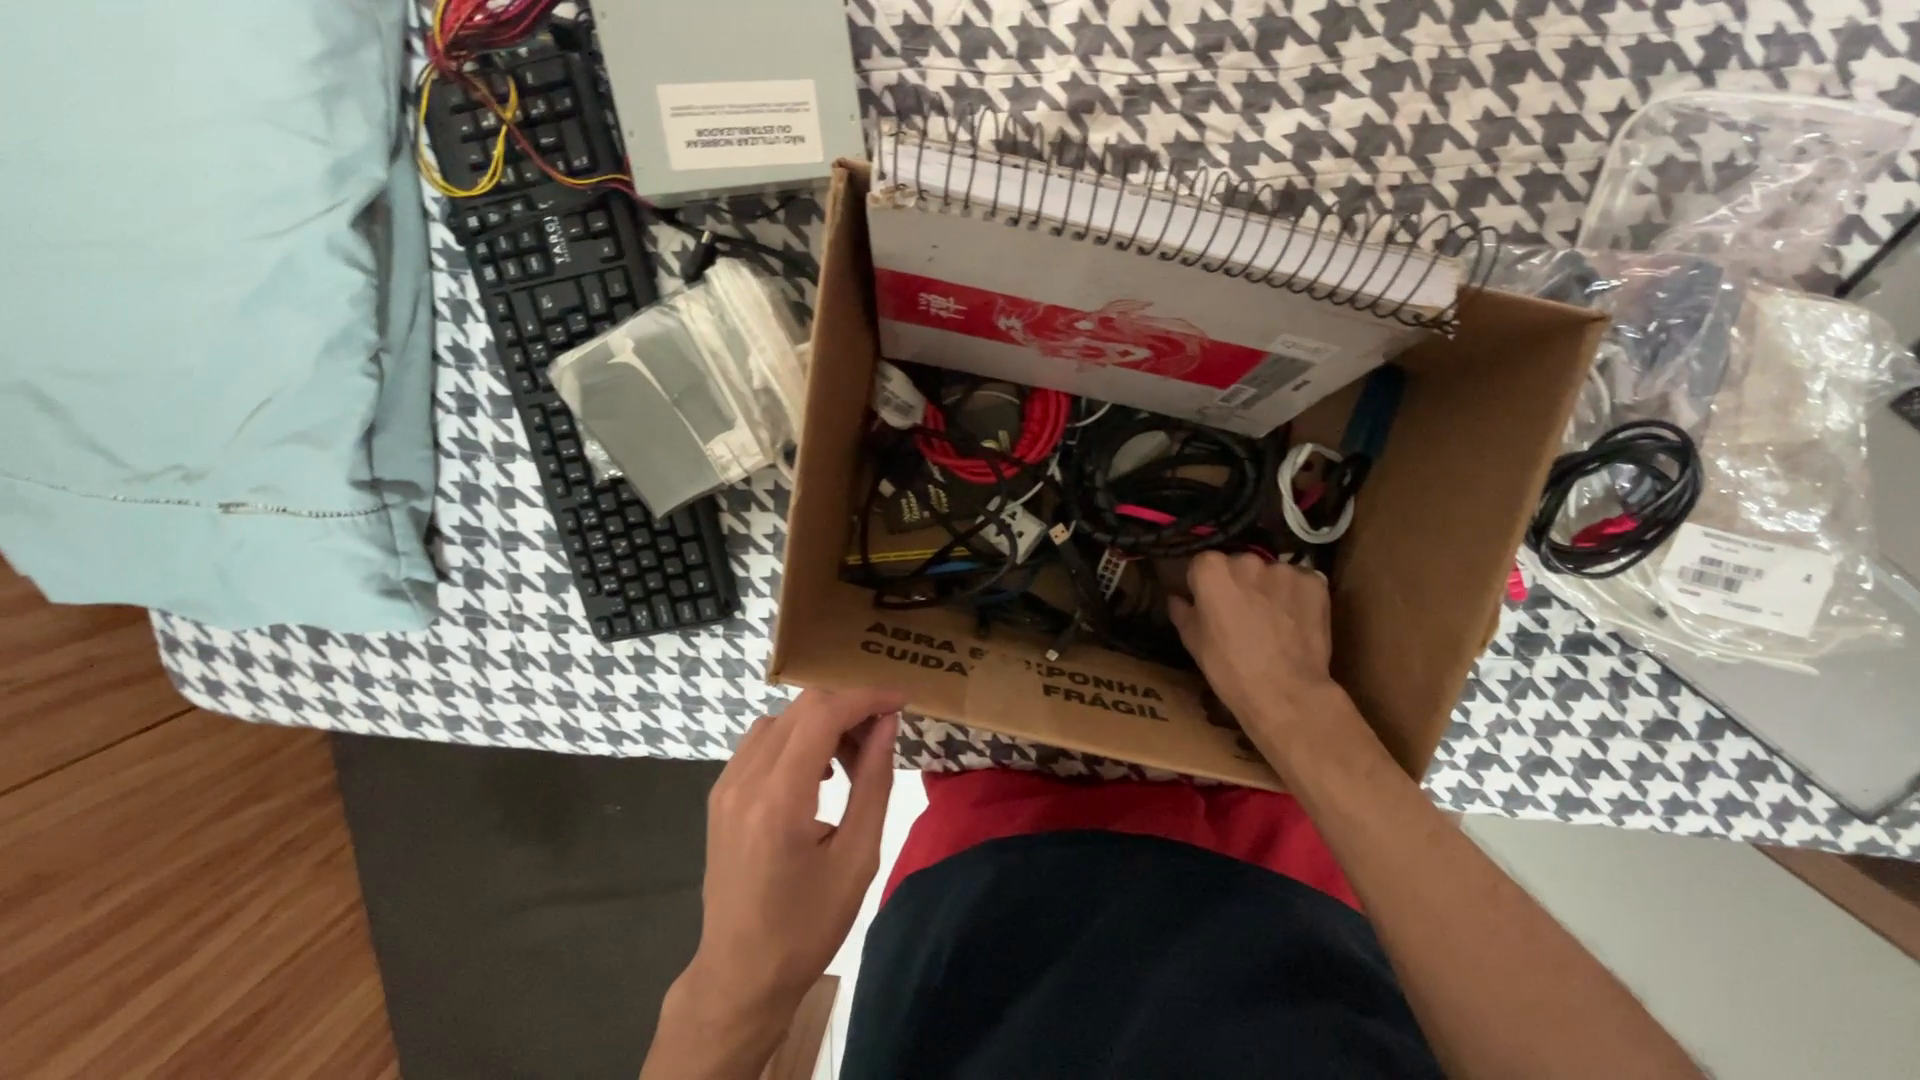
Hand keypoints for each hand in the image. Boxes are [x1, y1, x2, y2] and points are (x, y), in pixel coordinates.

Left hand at [686, 687, 905, 1010]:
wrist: (741, 973)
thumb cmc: (807, 926)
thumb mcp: (857, 858)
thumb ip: (874, 783)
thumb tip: (887, 725)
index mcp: (778, 799)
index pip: (822, 713)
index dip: (866, 697)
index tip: (902, 700)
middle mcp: (744, 781)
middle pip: (800, 709)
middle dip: (848, 708)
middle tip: (884, 736)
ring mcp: (725, 787)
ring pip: (779, 721)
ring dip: (820, 723)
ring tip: (853, 759)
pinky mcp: (720, 797)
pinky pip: (760, 744)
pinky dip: (795, 740)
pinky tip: (819, 773)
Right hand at [1169, 552, 1336, 733]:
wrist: (1285, 692)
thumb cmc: (1229, 669)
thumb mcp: (1193, 642)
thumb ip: (1182, 611)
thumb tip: (1177, 598)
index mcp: (1211, 570)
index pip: (1202, 565)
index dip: (1204, 586)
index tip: (1209, 605)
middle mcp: (1246, 560)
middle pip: (1239, 565)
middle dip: (1239, 584)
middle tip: (1242, 614)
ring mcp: (1283, 569)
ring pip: (1271, 574)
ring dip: (1269, 589)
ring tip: (1273, 621)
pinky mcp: (1314, 582)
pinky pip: (1300, 583)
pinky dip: (1297, 597)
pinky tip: (1296, 621)